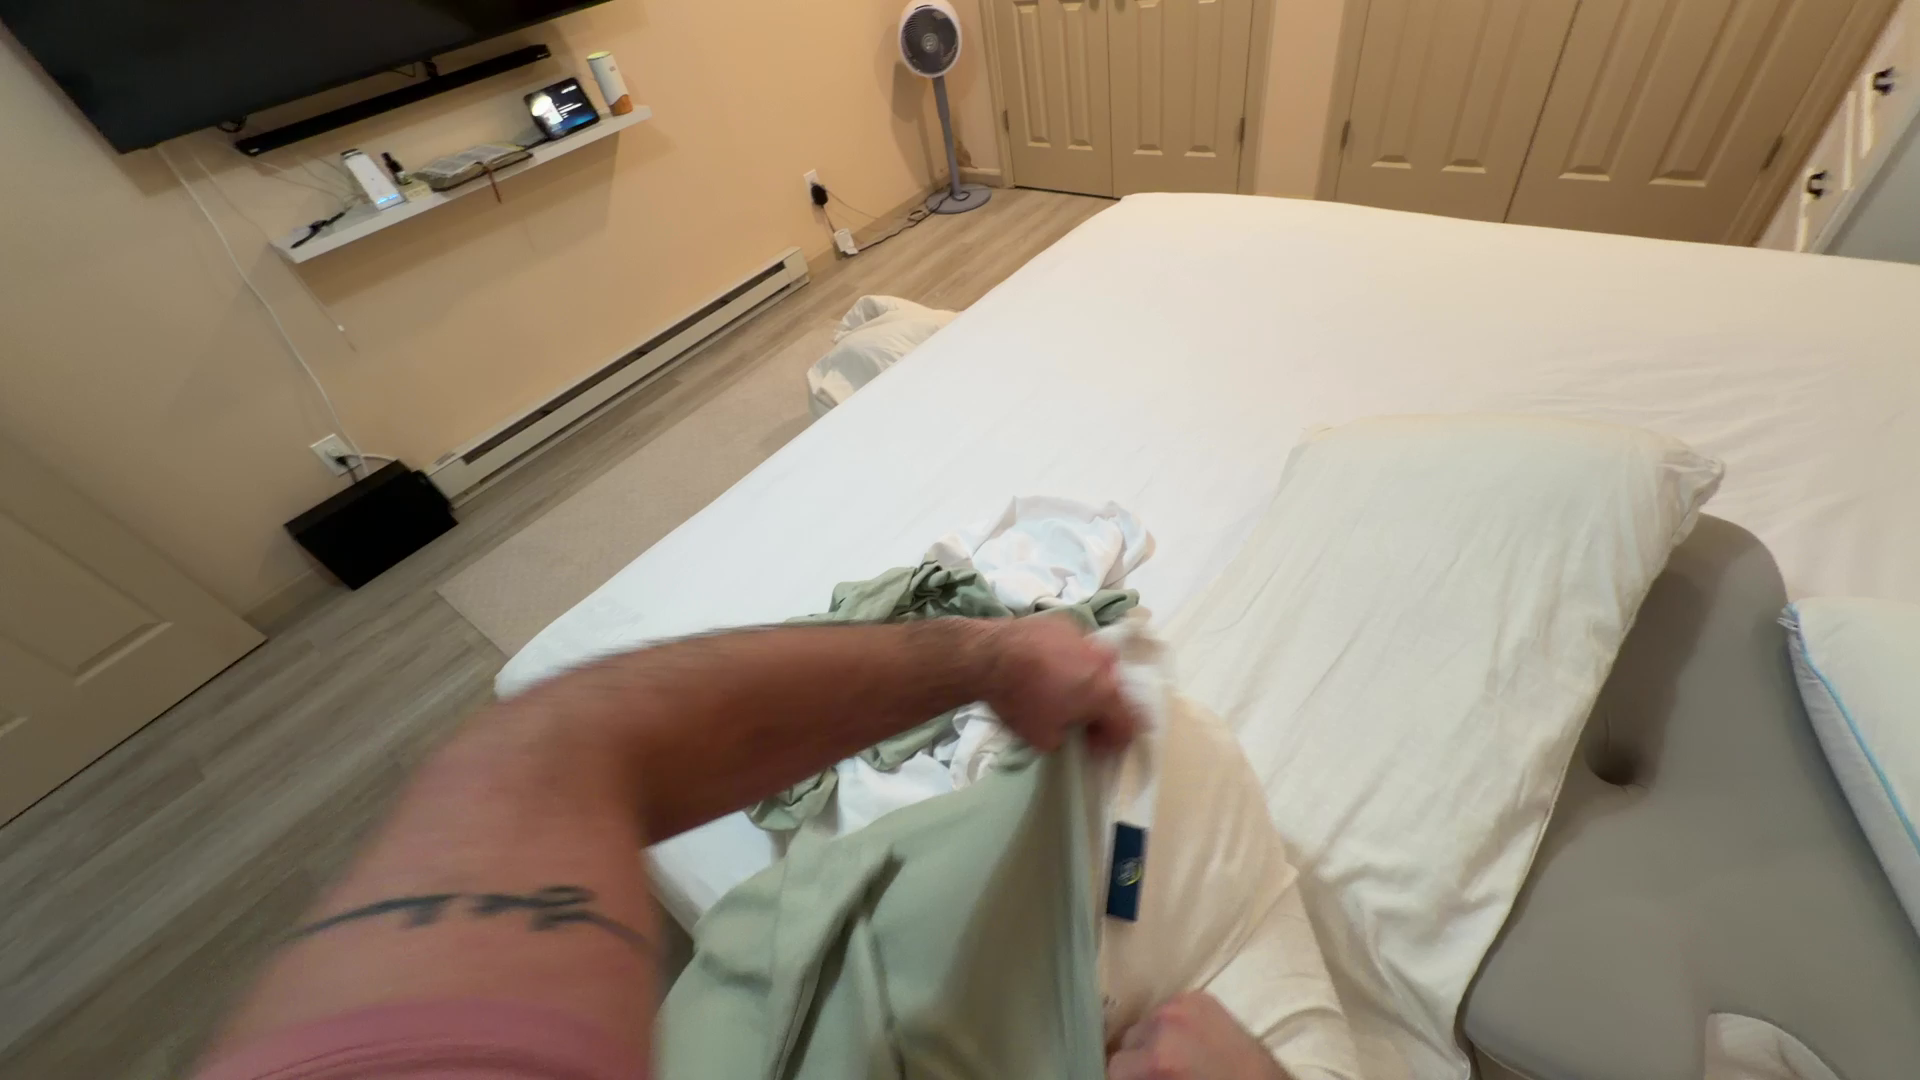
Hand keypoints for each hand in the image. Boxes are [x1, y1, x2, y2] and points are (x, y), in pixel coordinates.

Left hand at [980, 614, 1139, 752]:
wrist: (991, 655)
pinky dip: (1068, 658)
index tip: (1093, 745)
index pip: (1128, 724)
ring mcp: (1087, 637)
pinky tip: (1045, 665)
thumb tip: (1067, 733)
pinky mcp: (1066, 622)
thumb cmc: (1021, 700)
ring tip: (1059, 688)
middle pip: (1114, 691)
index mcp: (1106, 693)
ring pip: (1096, 664)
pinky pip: (1076, 645)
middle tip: (1077, 717)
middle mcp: (1105, 662)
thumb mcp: (1043, 738)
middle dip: (1099, 707)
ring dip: (1085, 680)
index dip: (1113, 740)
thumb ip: (1067, 739)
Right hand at [1108, 993, 1287, 1079]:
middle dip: (1138, 1061)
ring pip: (1148, 1022)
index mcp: (1159, 1059)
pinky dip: (1173, 1026)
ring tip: (1177, 1060)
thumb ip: (1144, 1078)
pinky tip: (1191, 1044)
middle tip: (1158, 1075)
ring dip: (1154, 1040)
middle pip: (1127, 1040)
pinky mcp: (1200, 997)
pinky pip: (1170, 1009)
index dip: (1125, 1079)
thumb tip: (1132, 1073)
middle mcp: (1165, 1023)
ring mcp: (1183, 1005)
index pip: (1115, 1066)